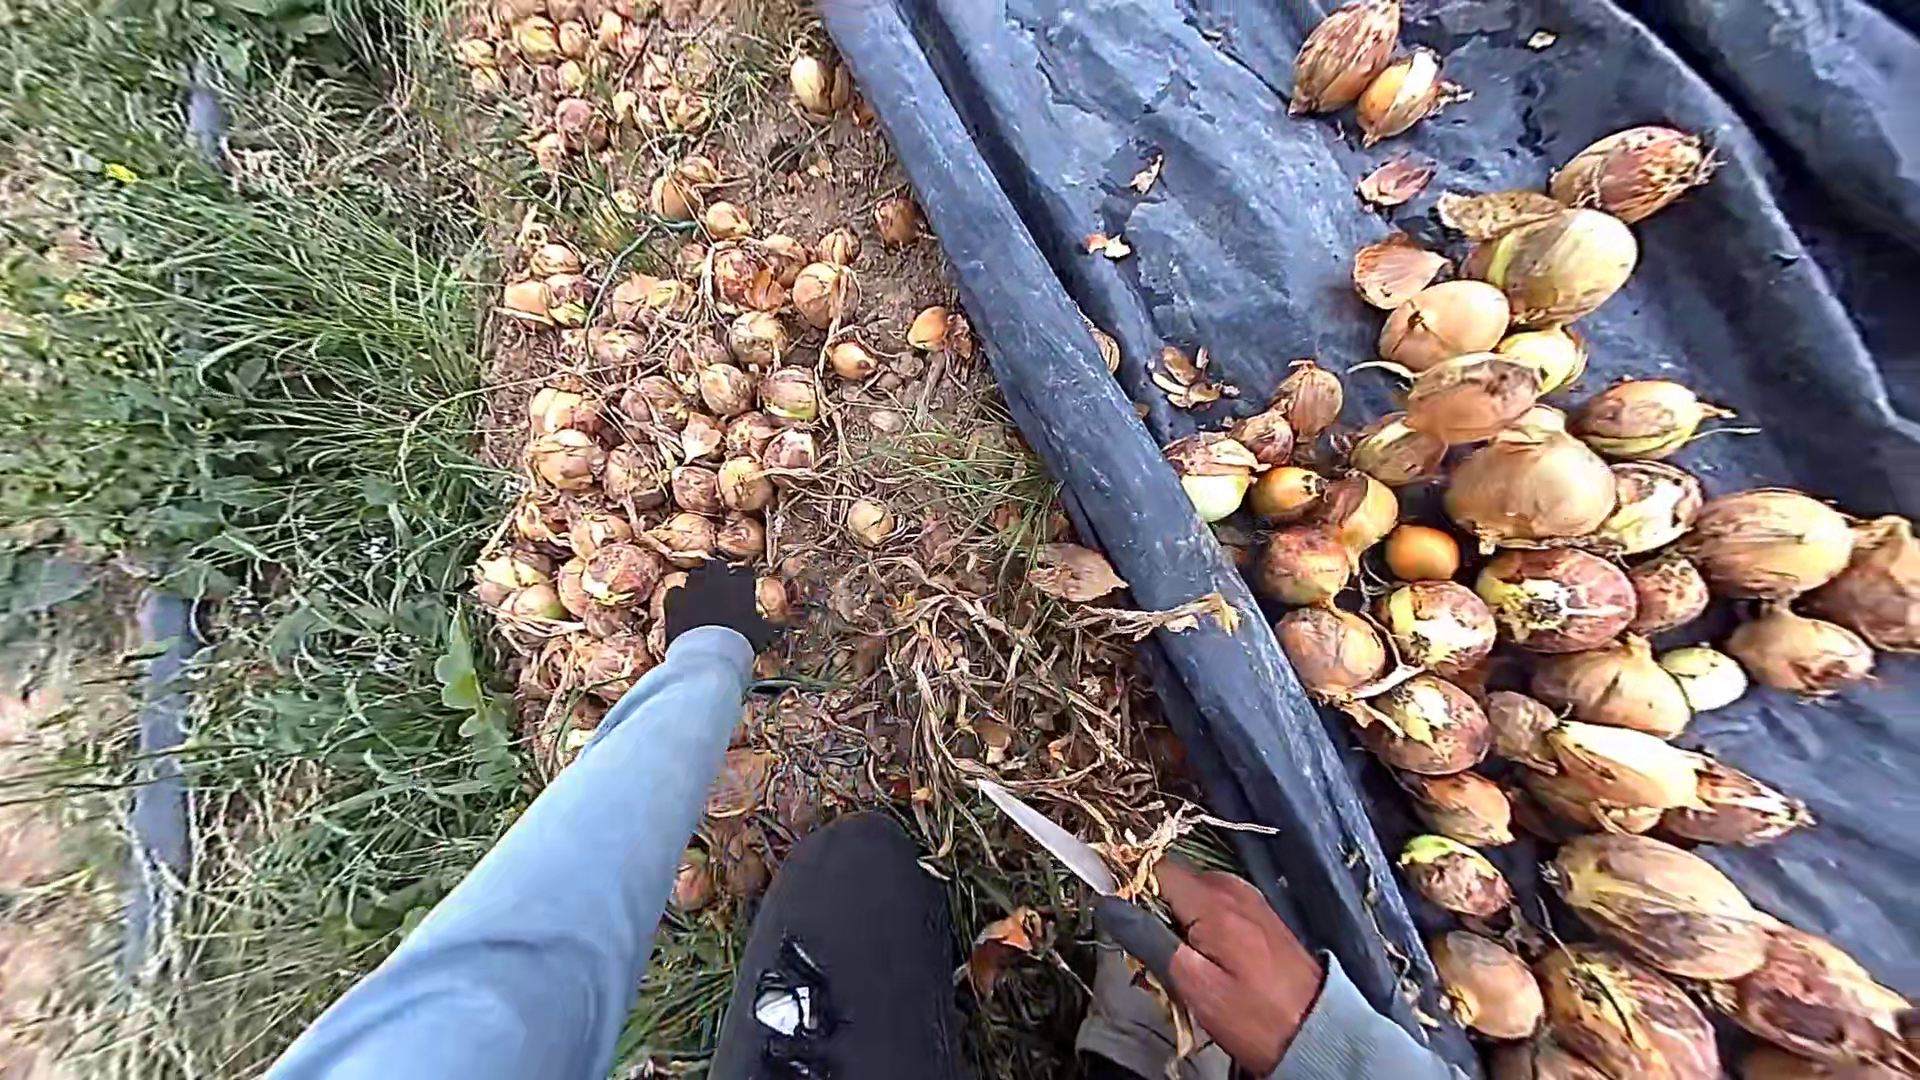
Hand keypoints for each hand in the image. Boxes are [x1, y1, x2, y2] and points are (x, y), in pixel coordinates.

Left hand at [663, 559, 775, 651]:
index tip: (744, 587)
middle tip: (719, 584)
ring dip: (698, 582)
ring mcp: (694, 589)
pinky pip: (675, 591)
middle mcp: (717, 581)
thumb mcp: (761, 633)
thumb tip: (777, 627)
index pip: (744, 572)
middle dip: (718, 573)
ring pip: (695, 574)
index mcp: (740, 586)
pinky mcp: (675, 600)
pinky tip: (681, 604)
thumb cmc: (739, 642)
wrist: (709, 653)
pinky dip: (679, 596)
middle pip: (717, 566)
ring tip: (700, 593)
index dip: (744, 579)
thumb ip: (767, 625)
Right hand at [1103, 857, 1323, 1074]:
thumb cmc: (1256, 1018)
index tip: (1119, 912)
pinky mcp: (1257, 909)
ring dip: (1176, 916)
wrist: (1327, 1040)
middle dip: (1153, 907)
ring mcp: (1246, 894)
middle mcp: (1228, 885)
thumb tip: (1107, 901)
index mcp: (1211, 899)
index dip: (1130, 883)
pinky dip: (1199, 921)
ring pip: (1190, 891)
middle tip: (1154, 953)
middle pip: (1171, 878)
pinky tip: (1208, 958)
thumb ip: (1147, 937)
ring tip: (1183, 962)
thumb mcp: (1194, 984)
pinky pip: (1212, 901)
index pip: (1153, 866)